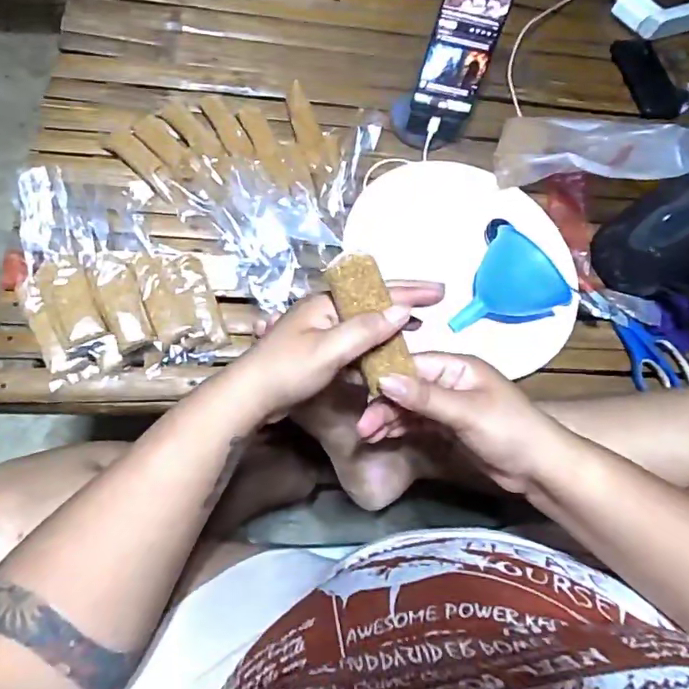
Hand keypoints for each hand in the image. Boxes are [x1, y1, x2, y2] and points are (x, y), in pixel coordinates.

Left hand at [222, 281, 439, 421]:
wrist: (248, 398)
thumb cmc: (287, 370)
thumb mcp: (330, 349)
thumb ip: (366, 330)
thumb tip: (401, 309)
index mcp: (328, 303)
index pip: (377, 292)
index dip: (410, 291)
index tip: (440, 291)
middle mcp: (326, 312)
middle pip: (372, 303)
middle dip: (403, 302)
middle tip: (434, 303)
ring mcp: (321, 332)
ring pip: (365, 325)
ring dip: (390, 325)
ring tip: (418, 325)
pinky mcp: (319, 353)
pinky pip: (355, 344)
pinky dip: (374, 346)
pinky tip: (388, 353)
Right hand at [365, 353, 579, 493]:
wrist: (539, 469)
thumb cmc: (508, 430)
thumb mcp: (465, 412)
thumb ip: (425, 397)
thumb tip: (384, 379)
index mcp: (457, 366)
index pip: (413, 363)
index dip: (386, 375)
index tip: (360, 389)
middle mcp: (450, 381)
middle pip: (407, 387)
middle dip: (384, 403)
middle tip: (362, 426)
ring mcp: (448, 405)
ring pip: (409, 406)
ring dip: (388, 418)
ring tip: (366, 435)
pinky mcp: (448, 427)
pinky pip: (417, 423)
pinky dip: (400, 429)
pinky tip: (382, 436)